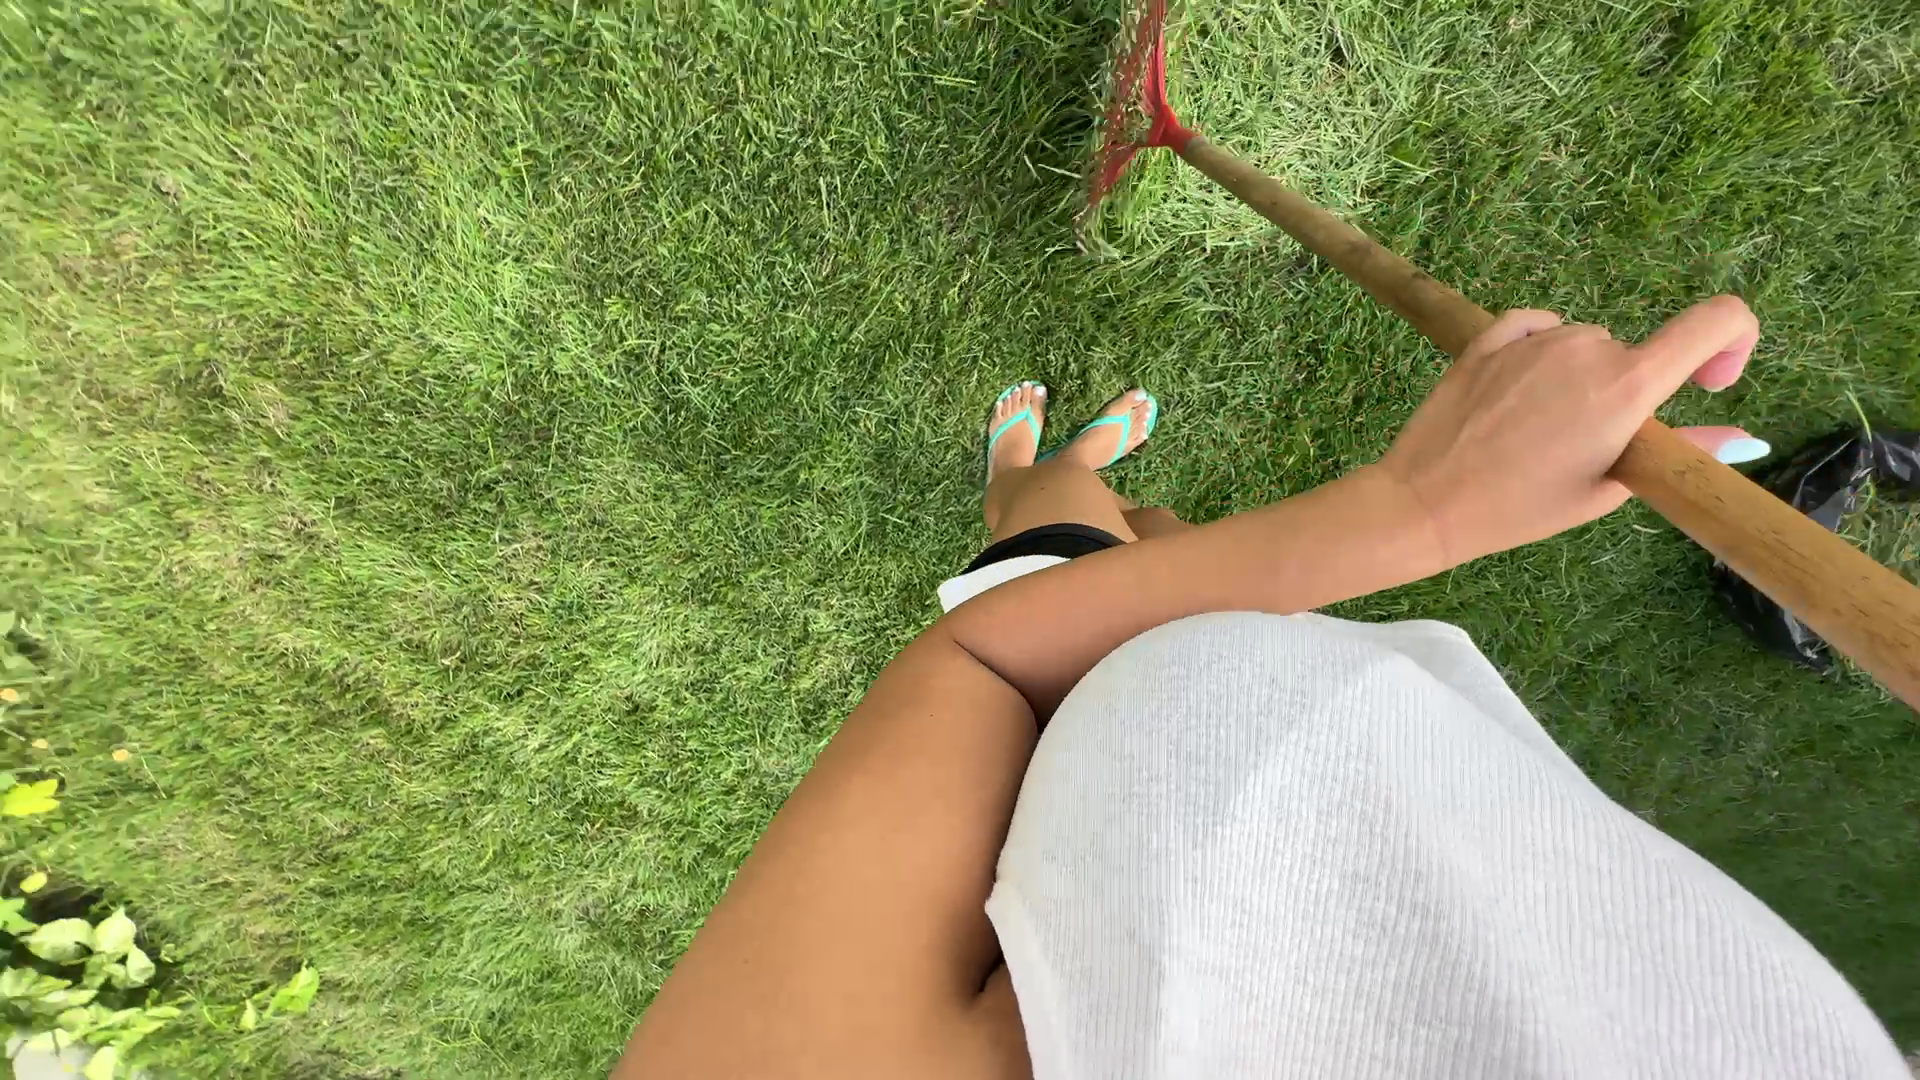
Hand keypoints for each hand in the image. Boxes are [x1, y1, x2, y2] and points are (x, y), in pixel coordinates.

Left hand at [1376, 295, 1761, 565]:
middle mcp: (1582, 349)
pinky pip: (1527, 324)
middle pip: (1628, 351)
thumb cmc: (1515, 508)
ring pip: (1575, 342)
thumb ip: (1676, 452)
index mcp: (1626, 384)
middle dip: (1620, 387)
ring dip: (1572, 372)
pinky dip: (1535, 343)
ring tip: (1533, 426)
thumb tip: (1744, 438)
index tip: (1707, 383)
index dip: (1733, 342)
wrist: (1423, 504)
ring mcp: (1526, 343)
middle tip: (1580, 438)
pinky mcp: (1478, 347)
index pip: (1717, 320)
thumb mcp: (1603, 489)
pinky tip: (1521, 378)